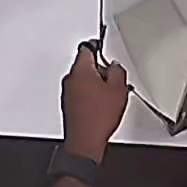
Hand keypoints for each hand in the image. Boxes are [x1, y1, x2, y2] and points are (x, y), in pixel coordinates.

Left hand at [61, 42, 127, 160]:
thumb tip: (115, 66)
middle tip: (112, 77)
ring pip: (82, 79)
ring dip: (94, 82)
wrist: (85, 141)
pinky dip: (90, 94)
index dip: (97, 45)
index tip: (101, 45)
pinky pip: (80, 92)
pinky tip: (101, 105)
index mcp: (81, 70)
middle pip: (84, 64)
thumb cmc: (98, 117)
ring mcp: (68, 92)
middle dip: (99, 68)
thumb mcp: (118, 89)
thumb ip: (118, 71)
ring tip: (109, 95)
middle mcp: (71, 79)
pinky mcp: (69, 104)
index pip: (86, 48)